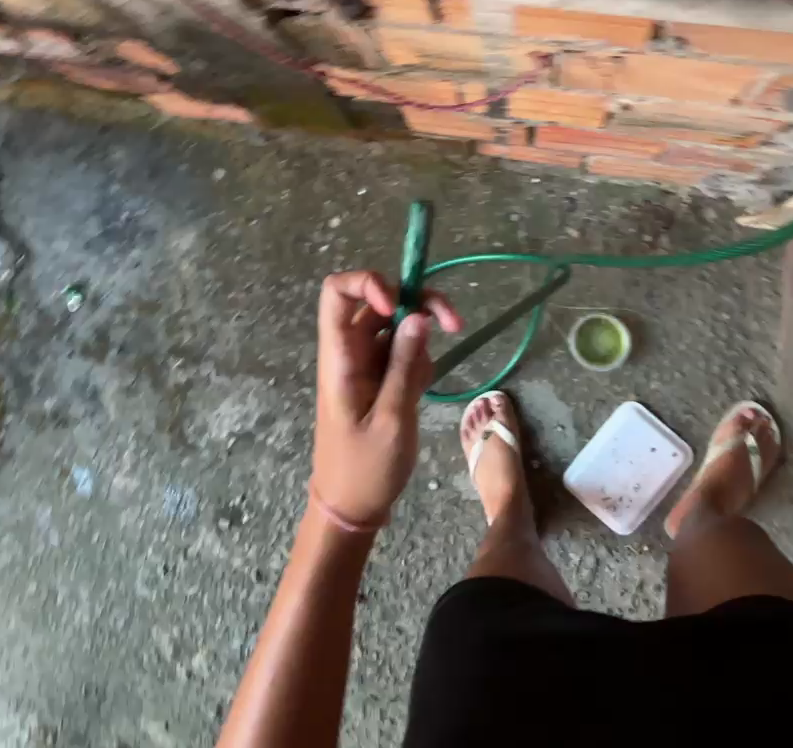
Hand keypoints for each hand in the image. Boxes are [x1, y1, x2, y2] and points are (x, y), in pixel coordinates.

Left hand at [310, 272, 461, 529]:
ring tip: (429, 377)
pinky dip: (419, 360)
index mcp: (339, 356)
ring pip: (396, 324)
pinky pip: (402, 350)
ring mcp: (365, 363)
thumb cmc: (365, 470)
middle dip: (418, 303)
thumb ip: (405, 366)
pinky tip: (422, 390)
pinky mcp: (380, 377)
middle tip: (454, 322)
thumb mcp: (392, 419)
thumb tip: (418, 316)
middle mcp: (350, 351)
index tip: (401, 304)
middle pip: (380, 301)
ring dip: (421, 337)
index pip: (338, 292)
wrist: (351, 508)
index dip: (369, 283)